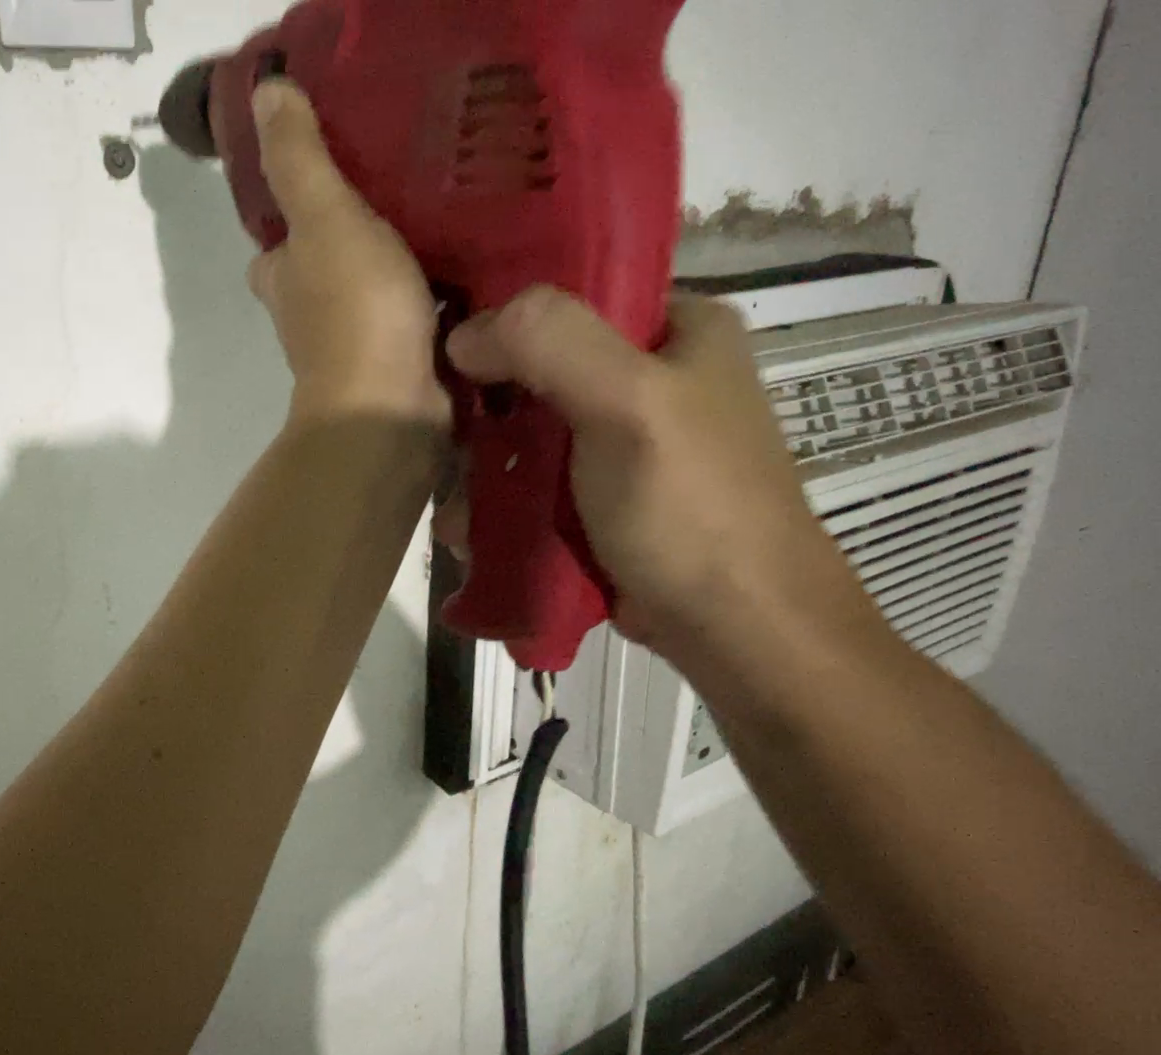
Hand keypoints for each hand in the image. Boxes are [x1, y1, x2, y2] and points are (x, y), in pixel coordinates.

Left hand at [246, 80, 448, 428]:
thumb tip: (263, 92)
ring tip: (446, 224)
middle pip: (325, 265)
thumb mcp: (325, 219)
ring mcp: (351, 345)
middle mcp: (305, 314)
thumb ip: (299, 160)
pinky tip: (468, 276)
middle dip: (354, 239)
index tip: (338, 178)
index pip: (277, 240)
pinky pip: (412, 322)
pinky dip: (430, 303)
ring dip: (397, 269)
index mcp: (281, 278)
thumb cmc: (353, 311)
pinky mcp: (395, 368)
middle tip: (408, 194)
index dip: (296, 212)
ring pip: (370, 293)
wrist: (388, 410)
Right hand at [438, 288, 878, 658]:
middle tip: (451, 449)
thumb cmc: (692, 507)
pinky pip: (537, 479)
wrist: (738, 629)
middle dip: (487, 413)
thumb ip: (549, 344)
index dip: (504, 317)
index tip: (449, 357)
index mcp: (679, 327)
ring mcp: (628, 439)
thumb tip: (463, 332)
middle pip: (540, 367)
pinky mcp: (606, 493)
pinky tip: (472, 532)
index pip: (573, 291)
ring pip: (530, 430)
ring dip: (486, 470)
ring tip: (458, 514)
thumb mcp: (628, 404)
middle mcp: (654, 374)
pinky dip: (502, 501)